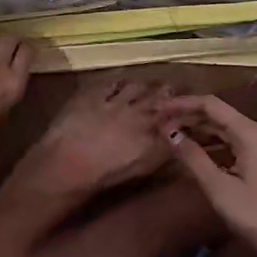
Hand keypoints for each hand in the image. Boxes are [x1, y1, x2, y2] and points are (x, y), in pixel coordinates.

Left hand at [12, 77, 172, 198]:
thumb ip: (162, 149)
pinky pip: (109, 83)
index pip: (173, 111)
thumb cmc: (106, 174)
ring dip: (143, 84)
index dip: (182, 105)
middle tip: (170, 88)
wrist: (67, 164)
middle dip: (165, 90)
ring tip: (146, 84)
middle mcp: (136, 110)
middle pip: (157, 94)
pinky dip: (117, 82)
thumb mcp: (143, 166)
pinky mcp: (90, 95)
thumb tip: (177, 137)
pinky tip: (118, 83)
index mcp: (150, 128)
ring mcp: (112, 100)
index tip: (188, 103)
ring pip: (135, 85)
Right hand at [158, 95, 256, 256]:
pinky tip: (190, 152)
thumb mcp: (219, 187)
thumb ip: (193, 157)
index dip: (183, 104)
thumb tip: (169, 132)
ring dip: (196, 130)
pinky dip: (207, 144)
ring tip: (169, 134)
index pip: (211, 105)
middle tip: (158, 122)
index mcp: (249, 132)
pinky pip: (228, 144)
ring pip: (222, 129)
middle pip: (216, 114)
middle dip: (187, 115)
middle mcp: (256, 133)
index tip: (158, 109)